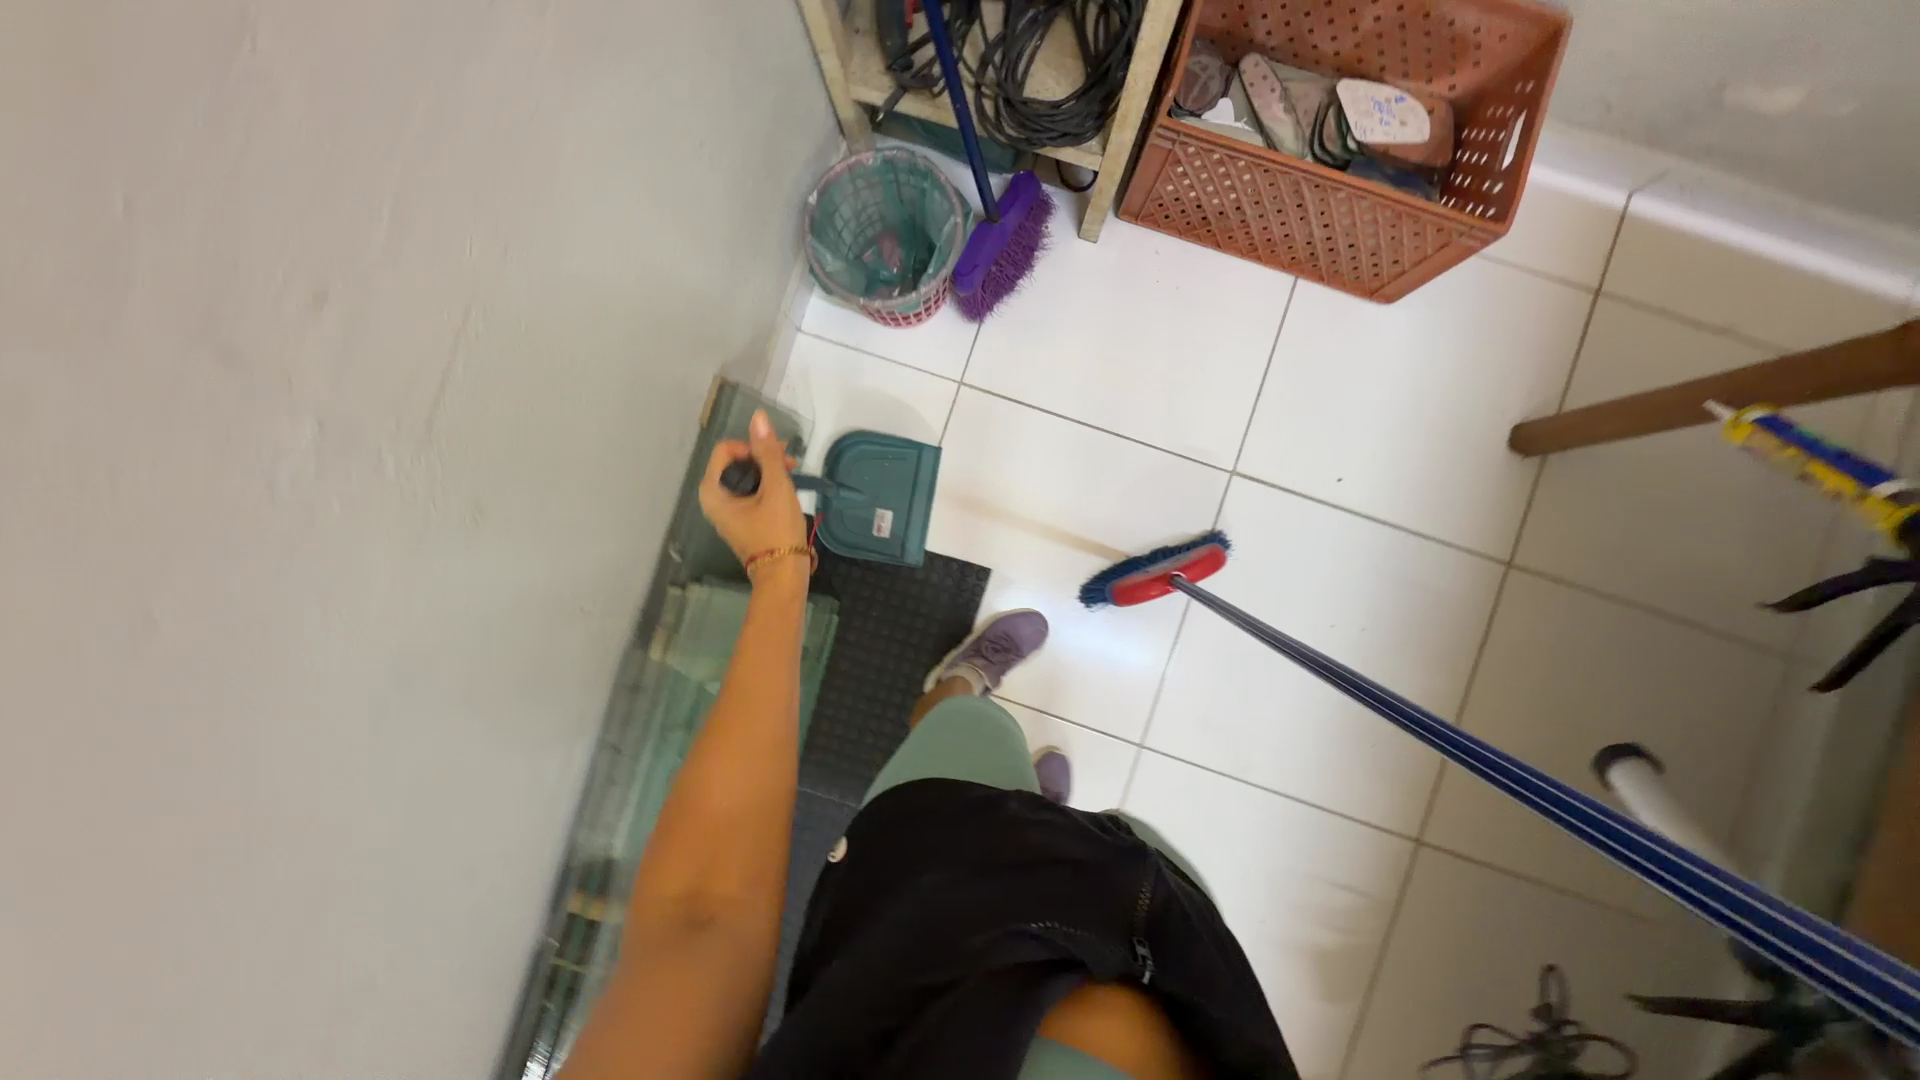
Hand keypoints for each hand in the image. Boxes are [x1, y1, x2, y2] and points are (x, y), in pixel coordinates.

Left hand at [700, 409, 808, 570]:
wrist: (784, 575)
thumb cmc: (778, 531)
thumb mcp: (777, 488)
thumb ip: (768, 452)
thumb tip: (758, 417)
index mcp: (713, 491)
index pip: (726, 450)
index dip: (752, 447)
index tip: (777, 457)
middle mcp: (713, 500)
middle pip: (735, 462)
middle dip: (762, 458)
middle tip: (790, 464)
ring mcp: (726, 512)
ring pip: (744, 477)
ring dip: (768, 471)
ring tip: (792, 477)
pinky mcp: (740, 520)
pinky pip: (749, 493)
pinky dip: (766, 487)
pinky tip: (785, 491)